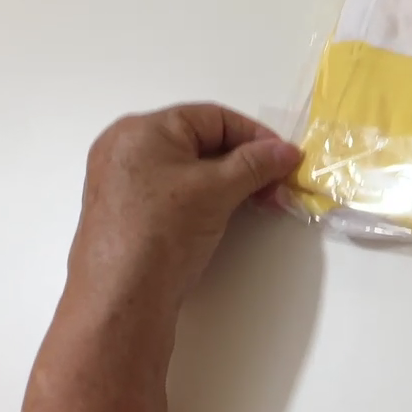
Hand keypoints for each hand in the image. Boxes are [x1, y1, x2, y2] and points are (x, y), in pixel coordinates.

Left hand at [64, 104, 301, 328]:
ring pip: (193, 167)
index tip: (287, 161)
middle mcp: (129, 146)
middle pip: (203, 141)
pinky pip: (179, 188)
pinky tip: (232, 212)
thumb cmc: (164, 229)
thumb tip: (289, 150)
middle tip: (279, 186)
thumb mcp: (216, 190)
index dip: (256, 136)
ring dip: (234, 181)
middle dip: (247, 162)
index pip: (213, 118)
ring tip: (263, 203)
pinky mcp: (132, 208)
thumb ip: (256, 165)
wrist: (122, 294)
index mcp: (143, 129)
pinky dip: (211, 195)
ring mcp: (127, 179)